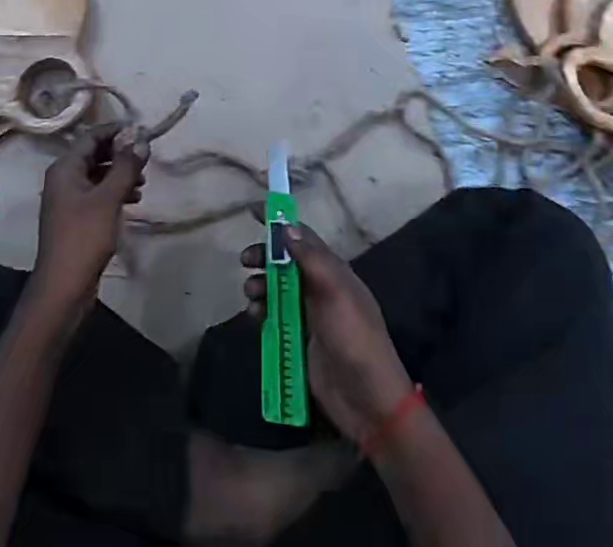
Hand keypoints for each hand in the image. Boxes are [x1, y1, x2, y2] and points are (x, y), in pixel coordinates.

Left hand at [32, 127, 145, 307]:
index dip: (116, 131)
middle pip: (94, 154)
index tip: (142, 130)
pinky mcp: (76, 217)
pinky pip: (97, 193)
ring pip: (97, 174)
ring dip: (120, 174)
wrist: (64, 285)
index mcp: (64, 168)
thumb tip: (141, 140)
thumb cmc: (84, 236)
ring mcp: (68, 199)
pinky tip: (133, 199)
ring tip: (142, 182)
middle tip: (146, 158)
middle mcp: (63, 179)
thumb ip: (126, 167)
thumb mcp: (109, 198)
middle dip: (120, 154)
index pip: (91, 137)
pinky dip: (115, 191)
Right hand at [242, 225, 412, 442]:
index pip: (304, 238)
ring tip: (251, 294)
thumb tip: (287, 226)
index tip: (254, 212)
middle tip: (245, 260)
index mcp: (334, 272)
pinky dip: (262, 312)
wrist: (367, 400)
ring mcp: (309, 316)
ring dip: (261, 285)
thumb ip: (312, 259)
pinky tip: (254, 317)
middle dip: (265, 257)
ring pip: (277, 290)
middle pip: (287, 263)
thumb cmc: (354, 339)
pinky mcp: (298, 341)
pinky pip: (274, 318)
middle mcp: (321, 289)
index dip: (280, 224)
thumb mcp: (336, 293)